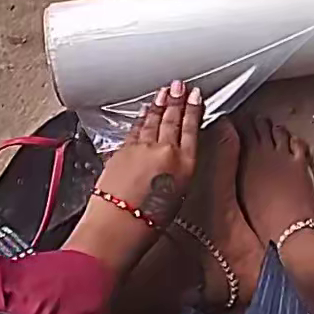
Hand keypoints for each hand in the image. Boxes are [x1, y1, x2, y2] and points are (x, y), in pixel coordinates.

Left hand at [63, 80, 202, 279]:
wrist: (117, 227)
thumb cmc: (146, 224)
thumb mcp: (175, 199)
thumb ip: (175, 175)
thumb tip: (170, 165)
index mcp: (185, 166)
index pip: (192, 129)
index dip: (193, 110)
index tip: (195, 97)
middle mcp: (165, 152)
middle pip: (172, 119)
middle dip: (176, 100)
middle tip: (180, 86)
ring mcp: (141, 148)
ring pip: (153, 119)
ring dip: (159, 104)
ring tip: (164, 92)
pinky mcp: (122, 150)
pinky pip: (135, 128)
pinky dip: (141, 117)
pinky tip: (143, 112)